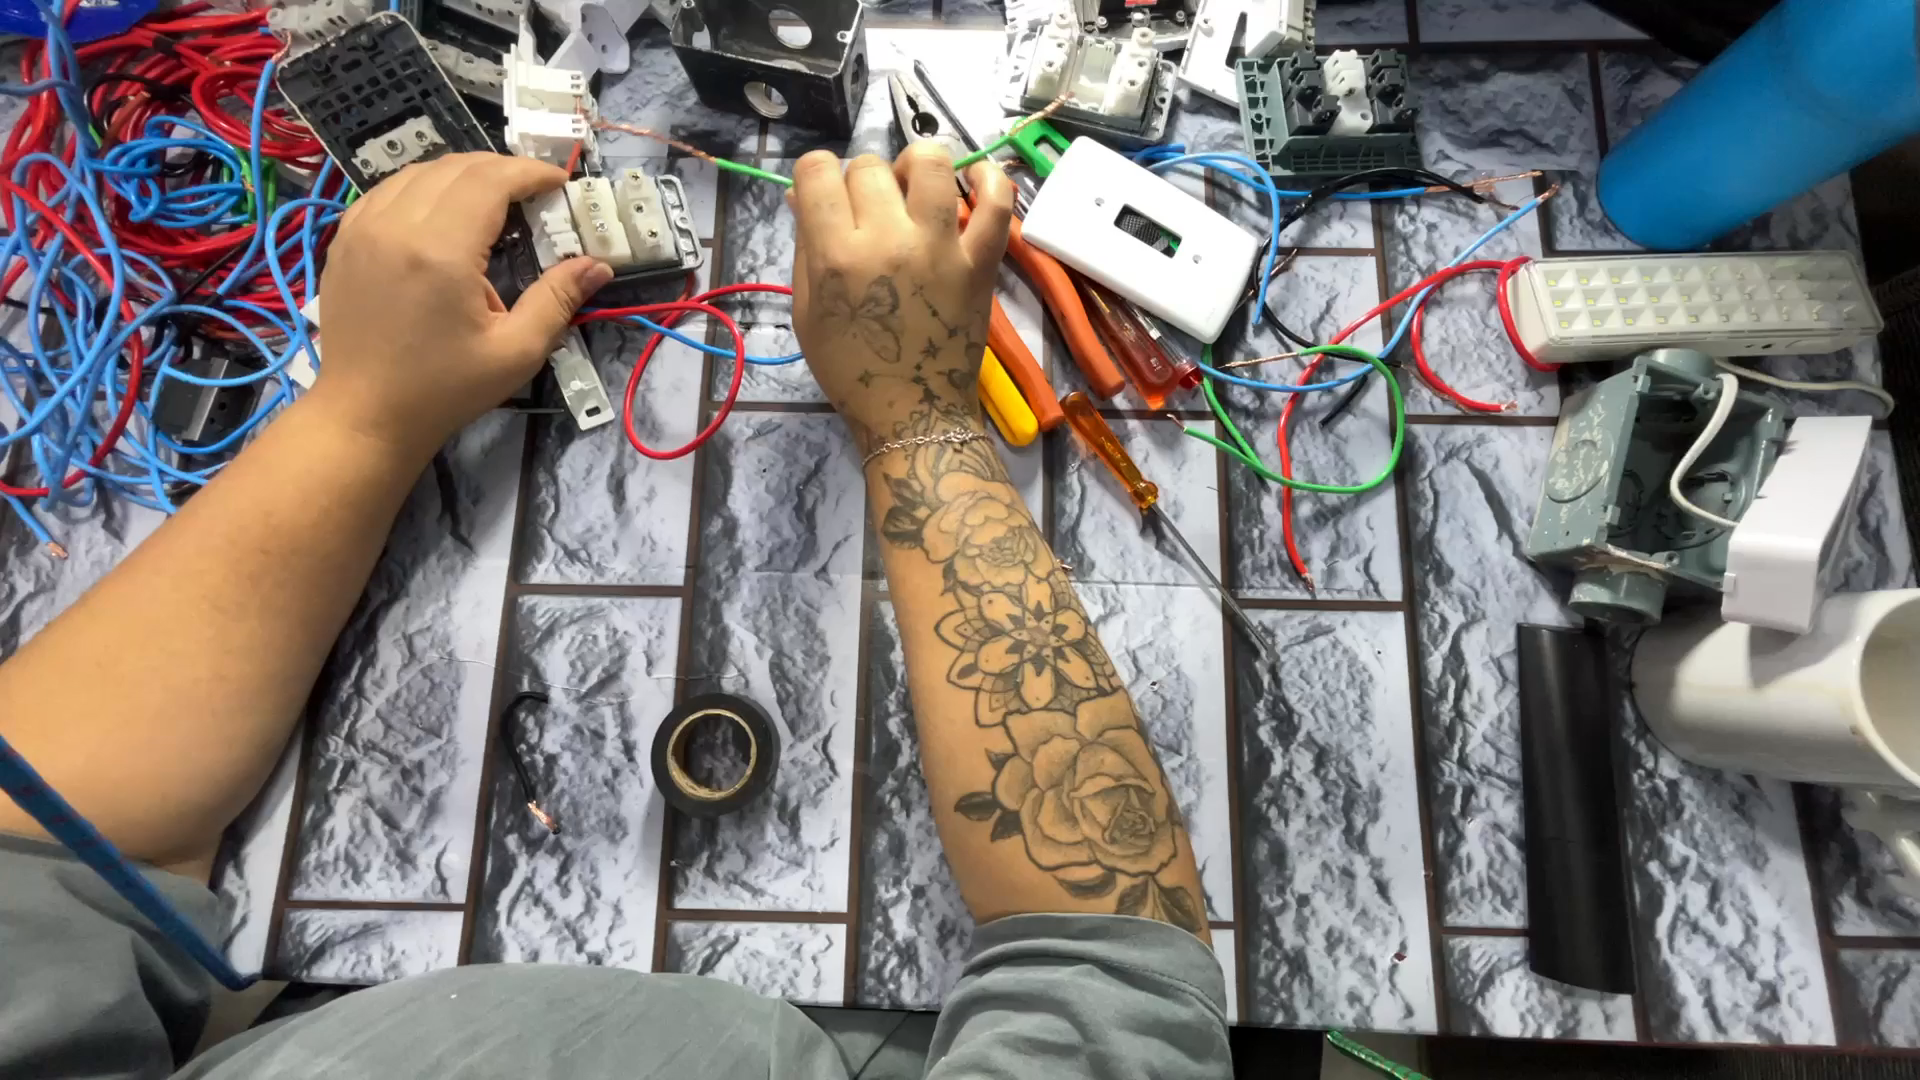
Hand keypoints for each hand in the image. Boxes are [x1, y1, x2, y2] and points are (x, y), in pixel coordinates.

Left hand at [309, 153, 614, 456]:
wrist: (369, 410)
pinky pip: (389, 190)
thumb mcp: (518, 350)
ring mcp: (362, 228)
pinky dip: (428, 188)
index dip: (528, 172)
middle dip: (502, 170)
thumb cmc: (449, 387)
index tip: (561, 180)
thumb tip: (599, 265)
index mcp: (440, 252)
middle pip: (453, 169)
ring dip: (465, 176)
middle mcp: (394, 225)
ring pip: (418, 172)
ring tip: (501, 199)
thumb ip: (558, 299)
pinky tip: (451, 213)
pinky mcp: (347, 238)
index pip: (487, 182)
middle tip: (539, 191)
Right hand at [788, 144, 1013, 444]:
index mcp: (836, 256)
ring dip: (915, 165)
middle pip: (869, 167)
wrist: (914, 415)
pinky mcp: (979, 264)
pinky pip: (997, 204)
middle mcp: (888, 240)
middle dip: (861, 183)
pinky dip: (989, 181)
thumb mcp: (808, 315)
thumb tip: (803, 197)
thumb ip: (805, 251)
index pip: (818, 171)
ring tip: (914, 191)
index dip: (816, 178)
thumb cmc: (852, 372)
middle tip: (869, 218)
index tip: (826, 201)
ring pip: (930, 163)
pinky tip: (974, 180)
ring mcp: (940, 248)